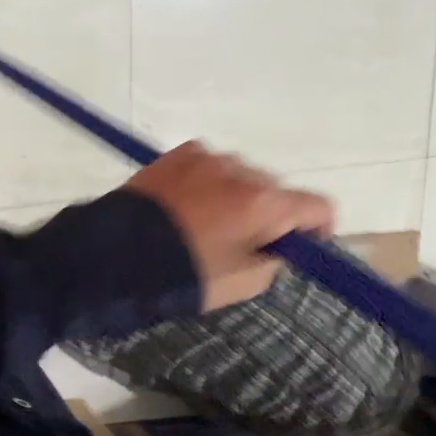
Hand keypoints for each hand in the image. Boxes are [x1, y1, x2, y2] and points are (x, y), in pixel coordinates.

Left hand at [123, 141, 334, 311]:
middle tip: (240, 239)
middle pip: (275, 189)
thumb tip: (278, 243)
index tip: (297, 246)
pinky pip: (207, 165)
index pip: (319, 206)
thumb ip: (275, 258)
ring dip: (235, 194)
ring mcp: (205, 158)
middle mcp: (241, 171)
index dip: (316, 229)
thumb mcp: (246, 280)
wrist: (117, 253)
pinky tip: (186, 203)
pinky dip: (206, 180)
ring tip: (206, 223)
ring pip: (240, 175)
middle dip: (268, 212)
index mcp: (265, 202)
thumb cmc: (185, 272)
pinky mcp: (174, 155)